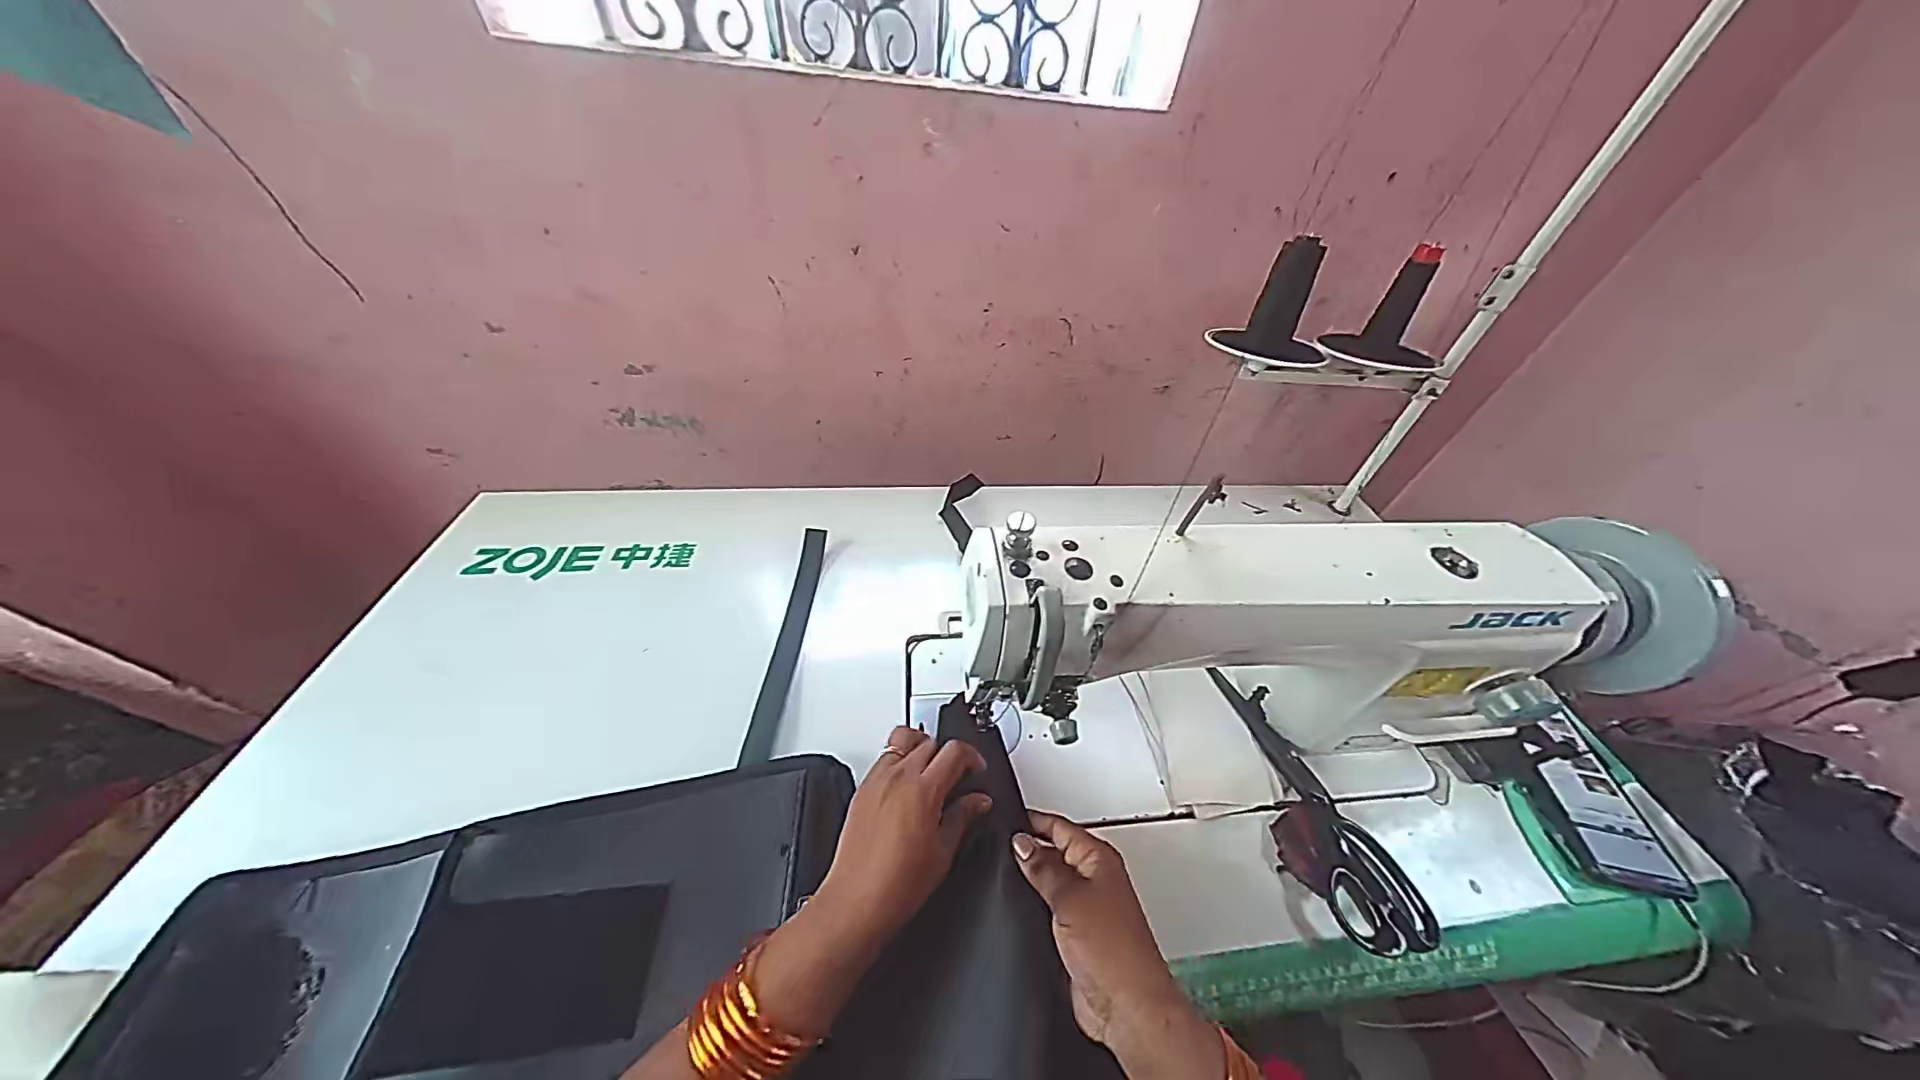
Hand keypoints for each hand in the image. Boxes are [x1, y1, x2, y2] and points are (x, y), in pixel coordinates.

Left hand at [813, 725, 992, 946]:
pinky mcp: (861, 790)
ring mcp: (876, 781)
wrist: (857, 900)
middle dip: (948, 753)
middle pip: (930, 741)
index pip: (954, 751)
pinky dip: (898, 762)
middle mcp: (897, 777)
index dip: (972, 756)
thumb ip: (963, 816)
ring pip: (903, 741)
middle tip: (957, 774)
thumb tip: (978, 801)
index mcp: (923, 790)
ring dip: (921, 749)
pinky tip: (906, 786)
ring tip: (930, 772)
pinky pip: (883, 759)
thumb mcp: (943, 851)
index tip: (976, 770)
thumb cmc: (896, 884)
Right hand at [1013, 811, 1222, 1079]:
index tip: (1010, 818)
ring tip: (1010, 873)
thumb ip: (1042, 868)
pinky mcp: (1078, 933)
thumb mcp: (1069, 898)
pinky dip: (1037, 905)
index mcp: (1098, 859)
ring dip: (1034, 879)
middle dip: (1032, 849)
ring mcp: (1087, 907)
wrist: (1126, 1006)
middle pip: (1057, 851)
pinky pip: (1051, 908)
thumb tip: (1022, 844)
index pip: (1061, 827)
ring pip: (1052, 881)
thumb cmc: (1115, 953)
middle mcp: (1095, 880)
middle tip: (1004, 845)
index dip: (1035, 821)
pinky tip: (1023, 906)